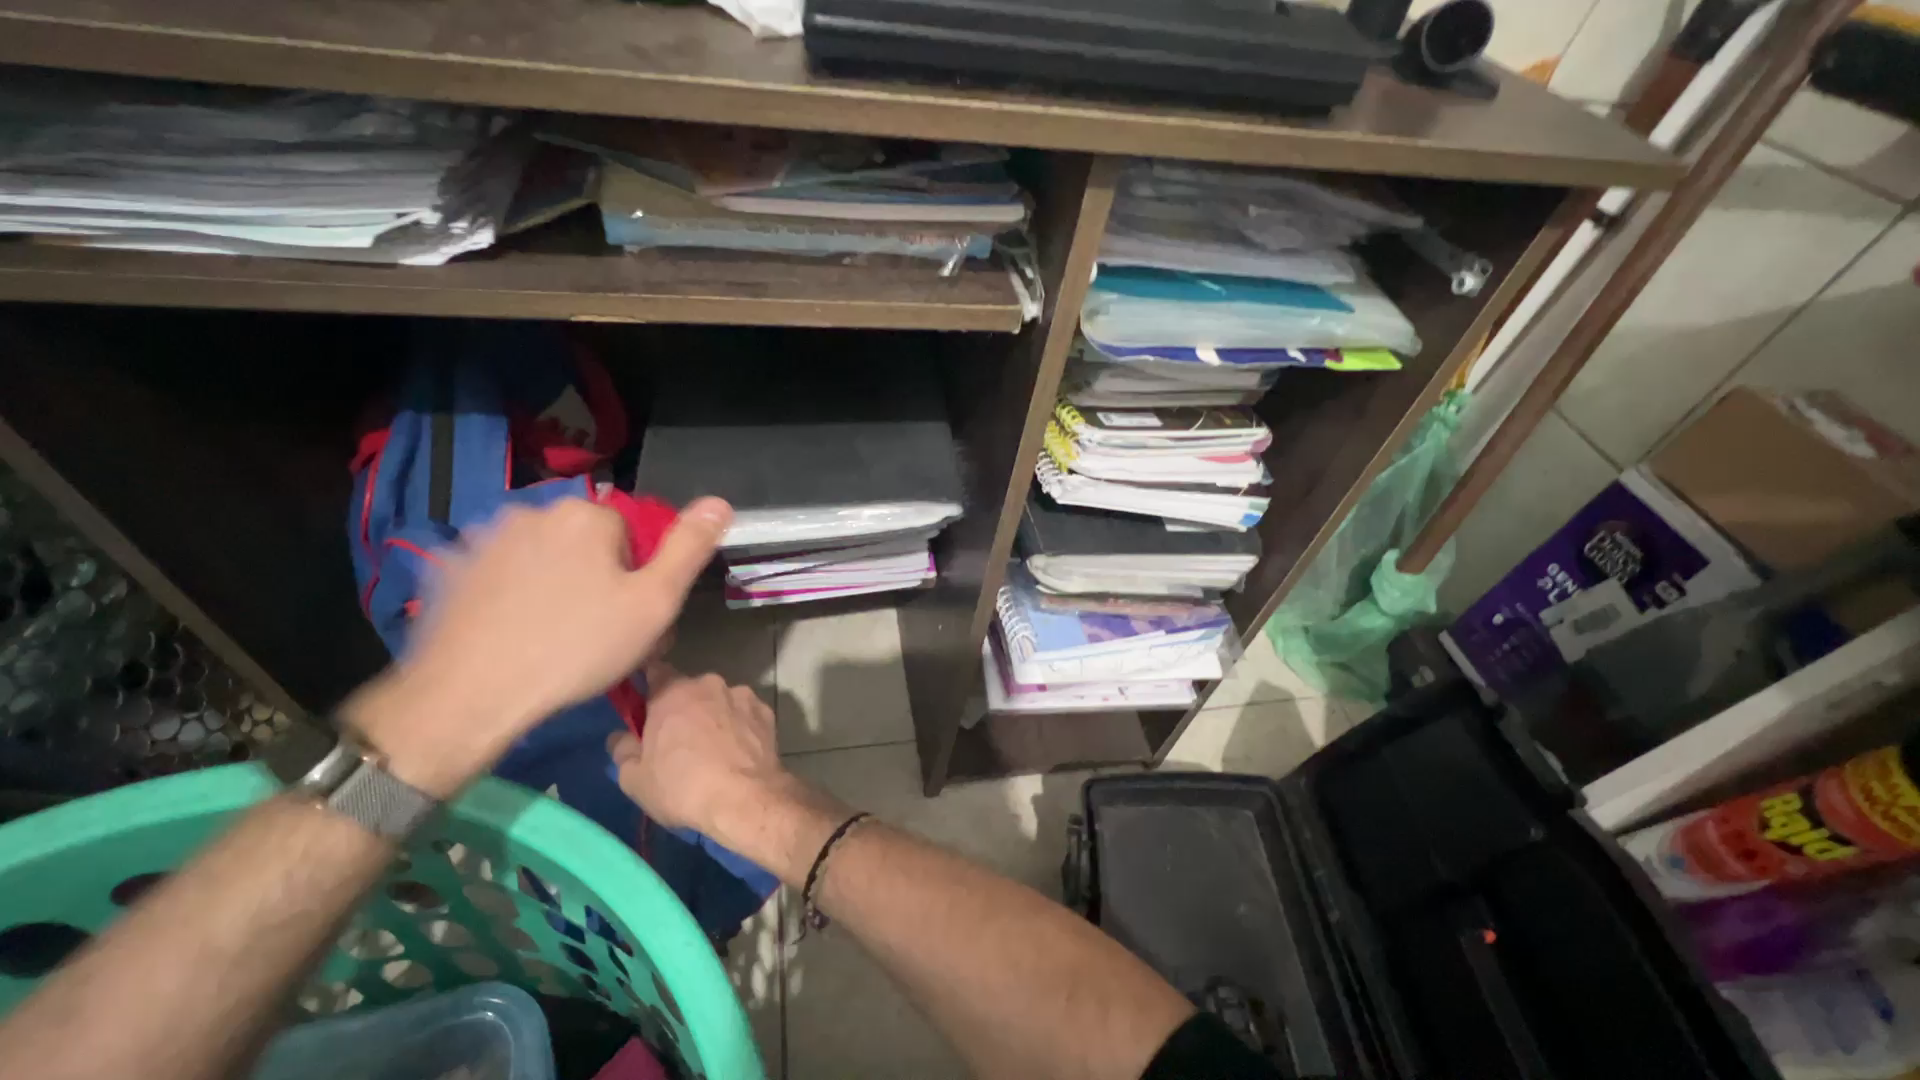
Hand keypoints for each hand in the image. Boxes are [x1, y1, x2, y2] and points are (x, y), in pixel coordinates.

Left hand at [351, 497, 730, 794]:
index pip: (629, 534)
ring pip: (540, 555)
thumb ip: (688, 549)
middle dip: (596, 577)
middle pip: (583, 541)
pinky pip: (496, 573)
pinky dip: (508, 593)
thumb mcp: (653, 604)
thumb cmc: (576, 648)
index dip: (636, 577)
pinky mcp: (448, 567)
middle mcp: (532, 511)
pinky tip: (511, 631)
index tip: (630, 618)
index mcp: (585, 514)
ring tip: (552, 636)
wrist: (470, 694)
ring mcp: (482, 537)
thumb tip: (720, 502)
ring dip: (552, 582)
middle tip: (598, 633)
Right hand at [606, 663, 785, 840]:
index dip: (649, 685)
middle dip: (683, 709)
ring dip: (714, 717)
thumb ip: (622, 750)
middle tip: (679, 741)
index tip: (646, 705)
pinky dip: (740, 727)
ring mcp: (742, 695)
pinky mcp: (766, 713)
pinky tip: (738, 753)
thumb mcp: (634, 778)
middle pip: (689, 690)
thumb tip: (621, 736)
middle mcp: (709, 684)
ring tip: (714, 751)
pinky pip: (745, 715)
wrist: (745, 800)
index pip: (655, 670)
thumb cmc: (681, 787)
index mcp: (672, 691)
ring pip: (720, 701)